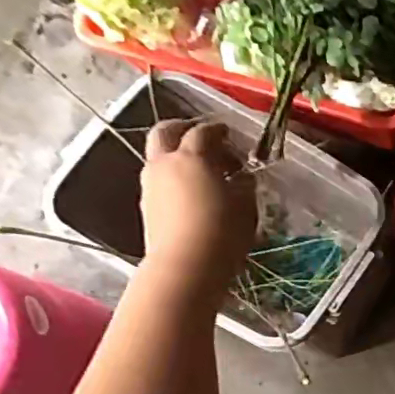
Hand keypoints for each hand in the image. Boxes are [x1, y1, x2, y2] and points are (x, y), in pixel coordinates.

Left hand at [139, 120, 255, 291]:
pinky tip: (194, 191)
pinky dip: (175, 174)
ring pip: (160, 154)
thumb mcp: (246, 207)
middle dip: (184, 129)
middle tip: (204, 137)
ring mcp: (151, 182)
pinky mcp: (148, 202)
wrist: (186, 264)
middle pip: (166, 131)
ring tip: (203, 170)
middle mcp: (165, 162)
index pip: (203, 132)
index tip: (229, 133)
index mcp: (192, 158)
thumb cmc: (223, 233)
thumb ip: (243, 185)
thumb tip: (241, 177)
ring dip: (179, 154)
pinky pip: (161, 177)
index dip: (217, 129)